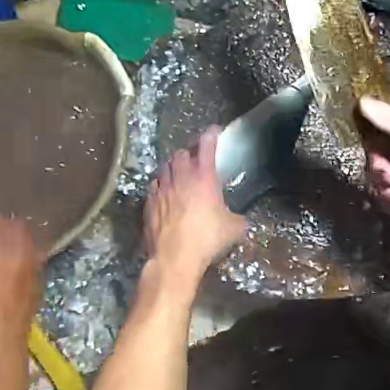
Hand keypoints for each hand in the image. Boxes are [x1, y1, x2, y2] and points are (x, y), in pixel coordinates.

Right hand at [0, 211, 43, 380]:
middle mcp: (17, 253)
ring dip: (16, 238)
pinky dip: (25, 254)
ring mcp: (33, 265)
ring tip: (3, 247)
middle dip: (1, 226)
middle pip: (14, 225)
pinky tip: (15, 264)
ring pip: (29, 239)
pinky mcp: (41, 278)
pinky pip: (35, 256)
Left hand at [144, 127, 245, 276]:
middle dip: (189, 153)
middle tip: (196, 160)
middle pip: (181, 154)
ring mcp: (161, 190)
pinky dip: (160, 186)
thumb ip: (238, 218)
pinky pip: (154, 187)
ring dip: (172, 168)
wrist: (174, 258)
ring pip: (164, 168)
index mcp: (204, 177)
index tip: (215, 131)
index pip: (206, 146)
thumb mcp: (234, 228)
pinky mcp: (149, 204)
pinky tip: (165, 194)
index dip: (211, 135)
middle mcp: (180, 178)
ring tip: (179, 175)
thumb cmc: (208, 239)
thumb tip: (241, 219)